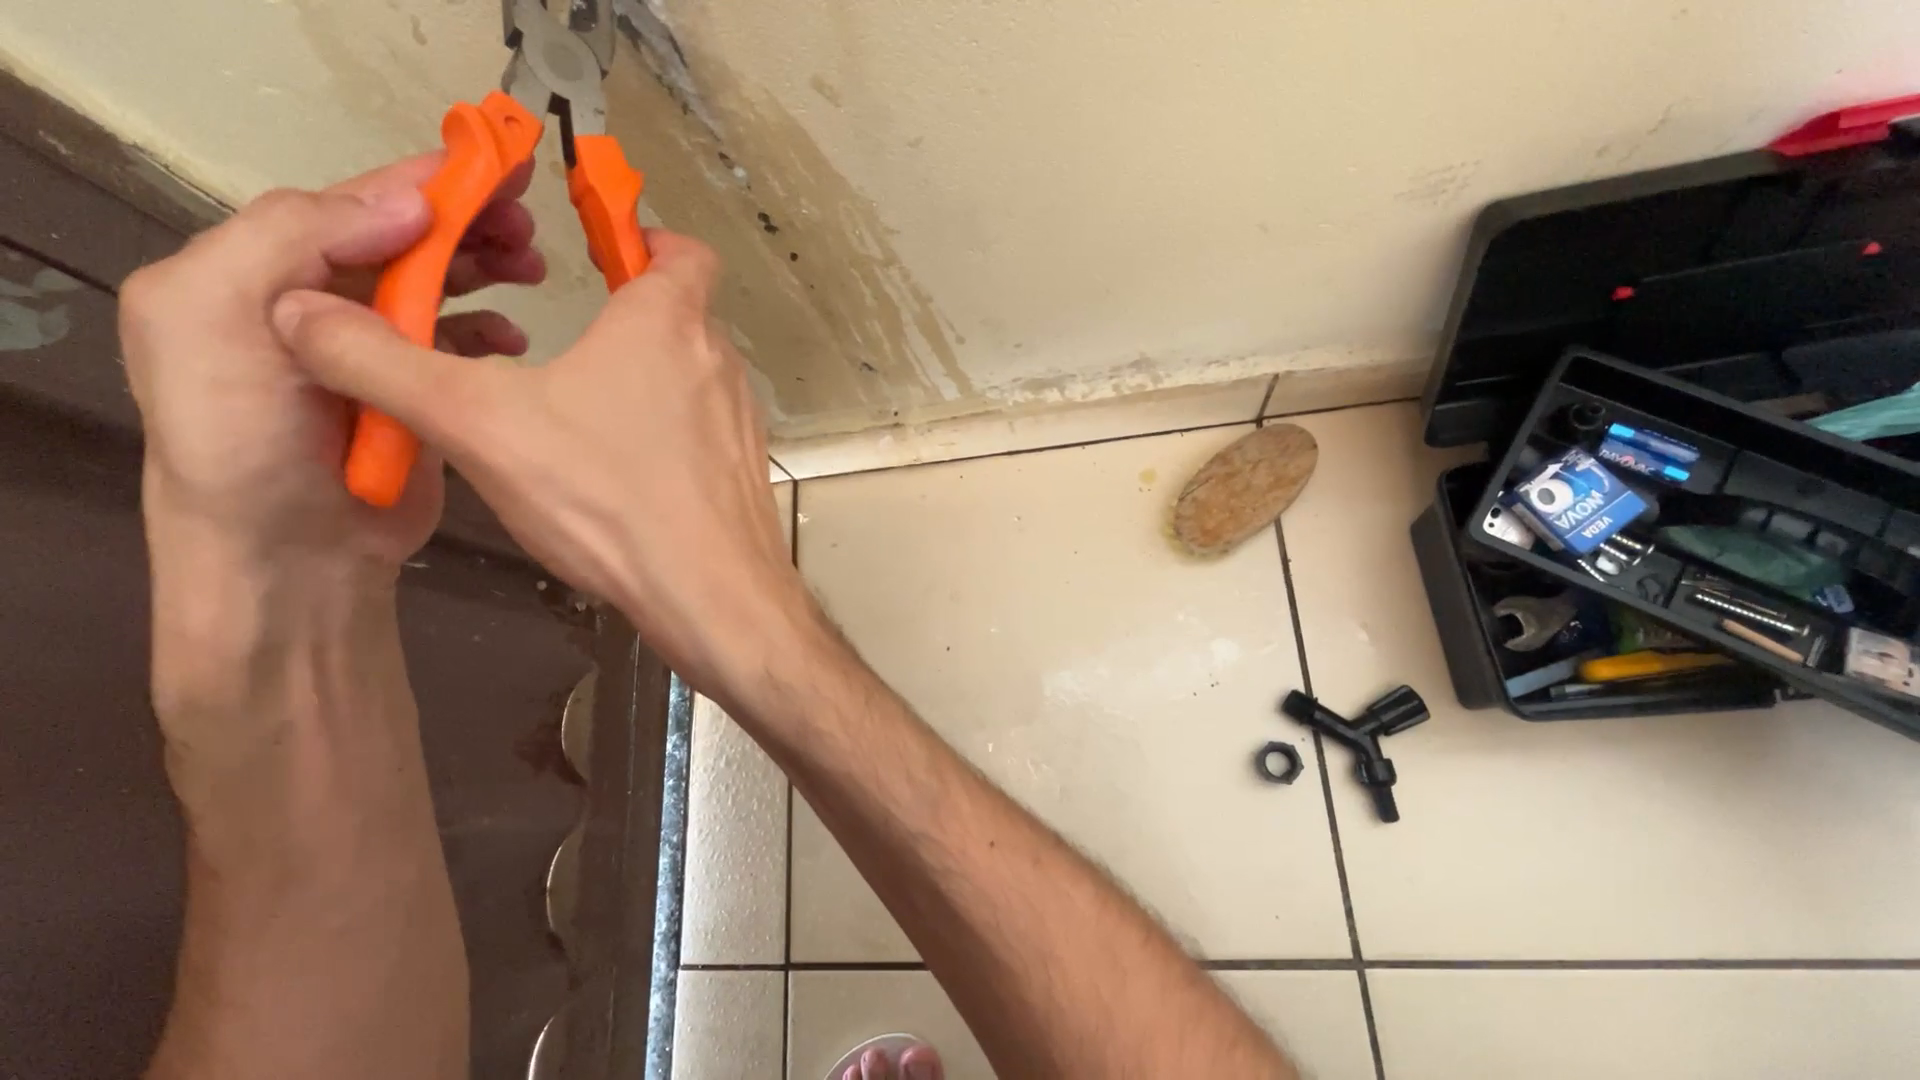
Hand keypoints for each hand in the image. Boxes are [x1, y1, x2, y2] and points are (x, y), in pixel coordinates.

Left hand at [119, 155, 543, 583]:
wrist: (290, 554)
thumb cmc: (242, 439)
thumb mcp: (215, 316)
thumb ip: (291, 238)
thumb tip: (406, 206)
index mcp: (258, 271)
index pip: (351, 205)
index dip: (425, 181)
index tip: (499, 164)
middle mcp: (316, 302)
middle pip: (405, 240)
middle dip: (468, 222)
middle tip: (530, 223)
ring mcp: (372, 352)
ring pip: (440, 285)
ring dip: (488, 268)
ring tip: (535, 271)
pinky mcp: (417, 395)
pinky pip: (460, 344)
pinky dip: (491, 332)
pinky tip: (513, 341)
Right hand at [269, 232, 810, 704]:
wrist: (713, 596)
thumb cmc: (607, 497)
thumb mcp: (479, 425)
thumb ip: (387, 366)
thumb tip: (302, 313)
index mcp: (668, 321)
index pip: (682, 250)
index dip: (643, 239)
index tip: (600, 248)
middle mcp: (719, 360)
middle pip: (681, 312)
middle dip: (627, 316)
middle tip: (571, 339)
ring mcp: (742, 420)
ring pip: (691, 375)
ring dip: (645, 378)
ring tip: (584, 410)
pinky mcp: (744, 470)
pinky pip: (703, 430)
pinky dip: (667, 432)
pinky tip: (623, 472)